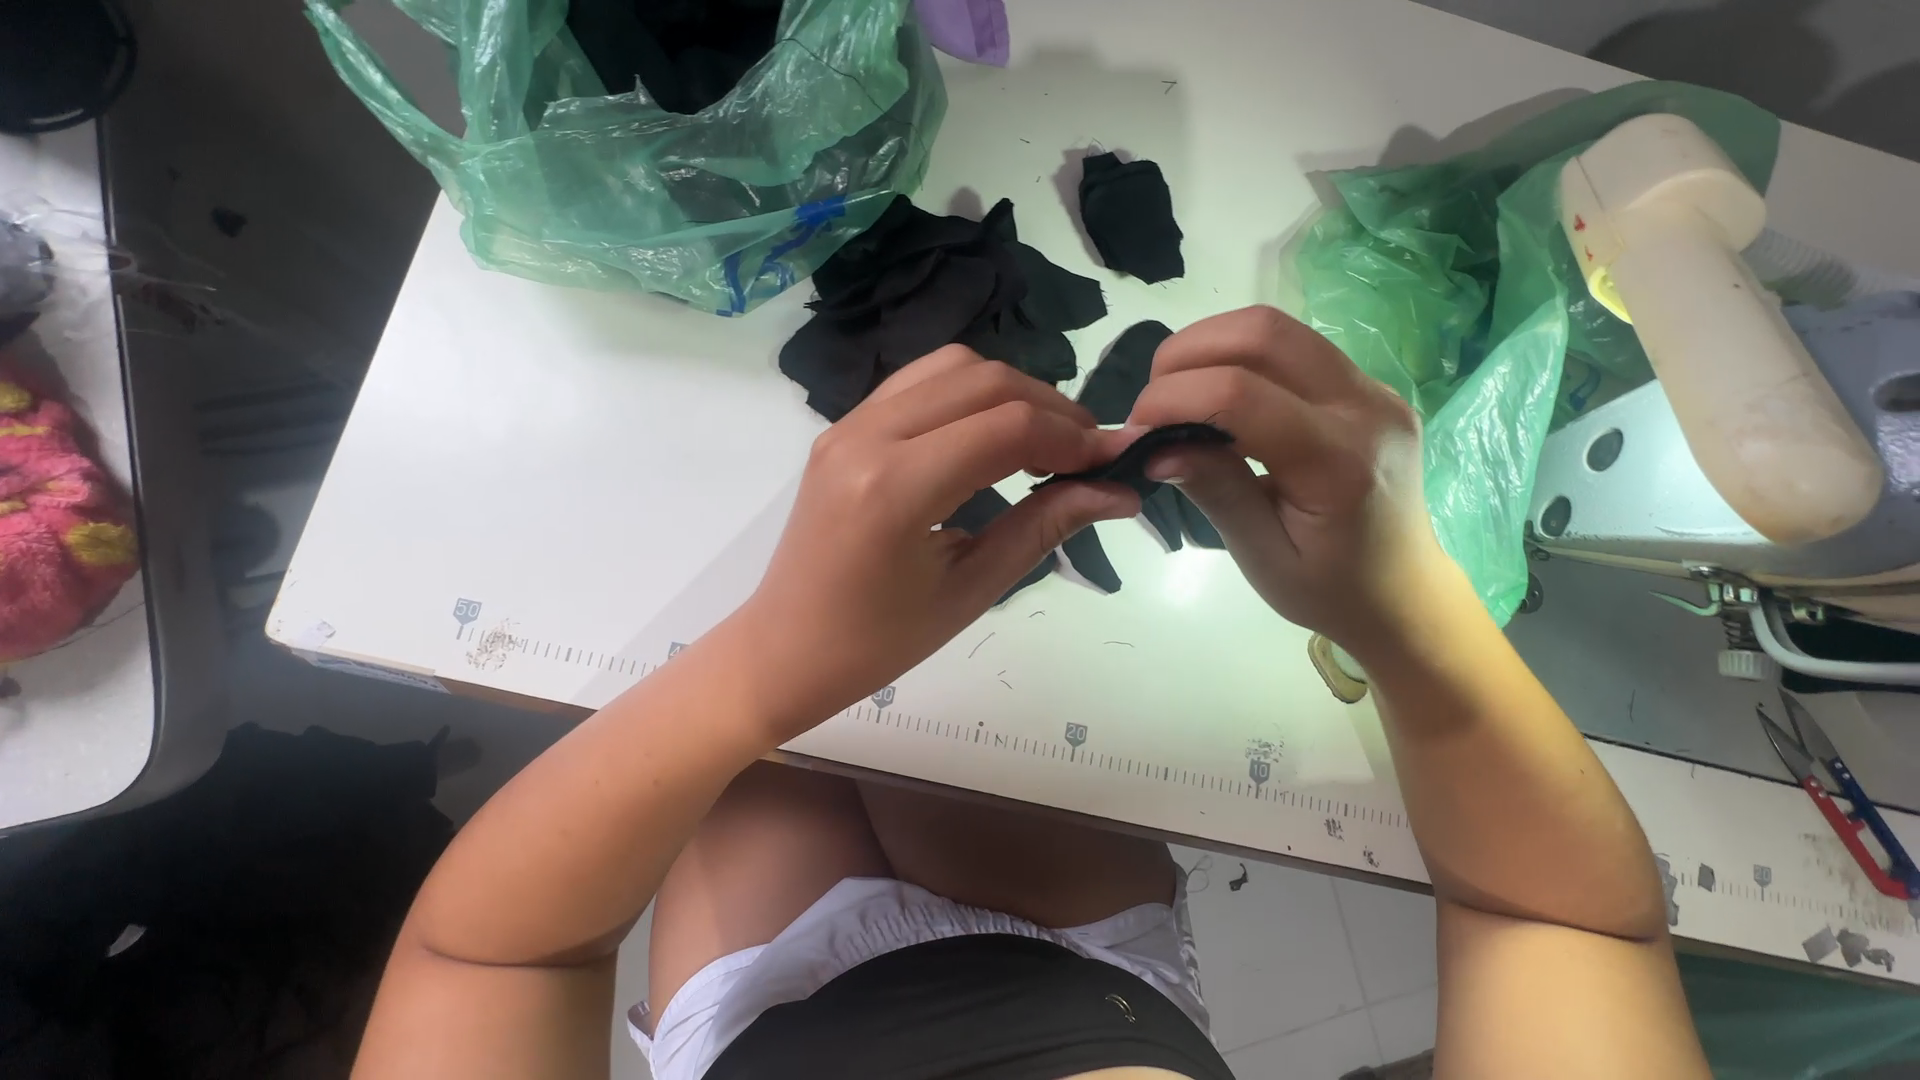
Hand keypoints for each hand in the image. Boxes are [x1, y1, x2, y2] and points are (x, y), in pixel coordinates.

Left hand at [731, 346, 1139, 739]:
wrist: (786, 649)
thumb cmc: (878, 642)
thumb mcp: (970, 590)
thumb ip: (1044, 527)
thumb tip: (1119, 491)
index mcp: (895, 487)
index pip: (1007, 427)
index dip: (1072, 437)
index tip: (1113, 462)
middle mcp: (867, 435)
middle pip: (984, 381)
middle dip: (1050, 408)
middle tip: (1085, 454)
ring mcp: (847, 424)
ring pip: (951, 368)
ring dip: (1009, 393)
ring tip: (1042, 443)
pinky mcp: (842, 427)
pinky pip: (918, 383)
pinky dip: (967, 395)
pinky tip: (989, 437)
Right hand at [1125, 307, 1450, 658]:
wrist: (1404, 595)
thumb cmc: (1329, 591)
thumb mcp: (1262, 555)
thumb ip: (1215, 492)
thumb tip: (1155, 448)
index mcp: (1339, 463)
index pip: (1242, 394)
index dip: (1174, 398)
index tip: (1136, 429)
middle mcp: (1366, 408)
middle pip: (1264, 334)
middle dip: (1187, 354)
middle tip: (1150, 403)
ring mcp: (1372, 390)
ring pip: (1277, 327)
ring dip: (1210, 346)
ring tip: (1176, 395)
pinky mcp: (1365, 387)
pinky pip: (1293, 347)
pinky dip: (1238, 357)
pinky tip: (1215, 397)